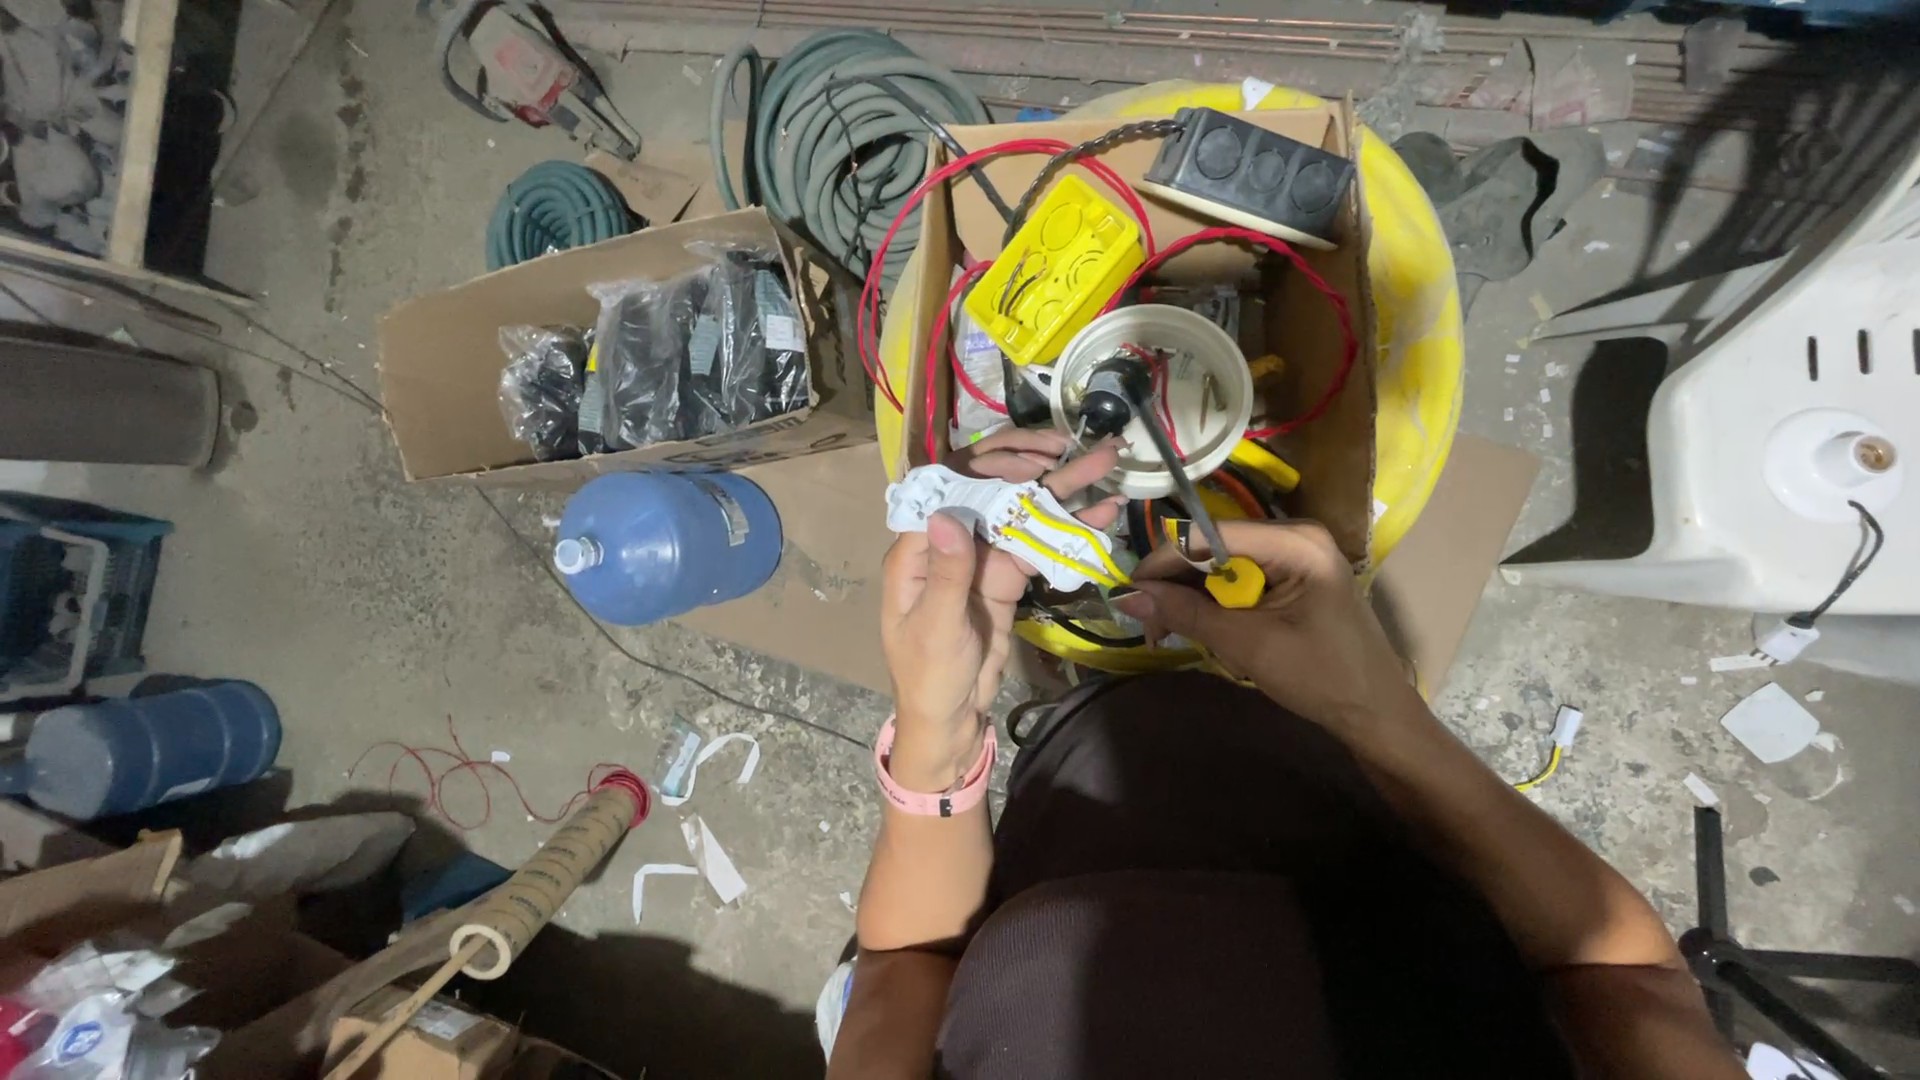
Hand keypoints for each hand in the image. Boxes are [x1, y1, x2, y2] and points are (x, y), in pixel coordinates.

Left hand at [880, 429, 1120, 790]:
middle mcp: (950, 540)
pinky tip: (1103, 512)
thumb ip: (947, 573)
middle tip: (1075, 449)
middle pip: (990, 488)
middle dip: (1032, 464)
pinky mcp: (1008, 576)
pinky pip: (1039, 544)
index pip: (949, 485)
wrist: (950, 717)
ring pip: (1021, 512)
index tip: (1031, 462)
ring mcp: (982, 556)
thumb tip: (949, 515)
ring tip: (1105, 463)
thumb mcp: (936, 628)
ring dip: (1062, 489)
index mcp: (917, 545)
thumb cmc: (928, 675)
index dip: (988, 465)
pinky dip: (1070, 529)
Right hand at [1114, 520, 1418, 740]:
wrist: (1376, 714)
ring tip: (1165, 632)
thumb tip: (1125, 596)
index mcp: (1294, 542)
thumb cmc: (1321, 678)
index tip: (1129, 593)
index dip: (1163, 561)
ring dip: (1189, 596)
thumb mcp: (1247, 645)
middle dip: (1174, 583)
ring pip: (1218, 564)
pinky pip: (1235, 578)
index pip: (1208, 535)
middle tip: (1147, 623)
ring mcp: (1293, 554)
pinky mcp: (1289, 575)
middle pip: (1210, 546)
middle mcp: (1293, 535)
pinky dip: (1211, 603)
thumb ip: (1186, 614)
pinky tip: (1197, 627)